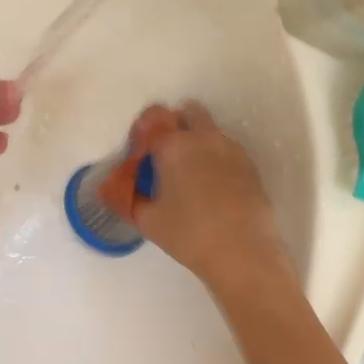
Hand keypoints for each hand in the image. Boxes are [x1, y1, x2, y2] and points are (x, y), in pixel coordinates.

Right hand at [125, 102, 289, 292]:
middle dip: (174, 125)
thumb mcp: (148, 221)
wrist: (242, 250)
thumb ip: (129, 200)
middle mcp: (204, 137)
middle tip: (165, 155)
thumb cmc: (188, 235)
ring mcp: (230, 148)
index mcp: (174, 146)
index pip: (153, 119)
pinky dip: (215, 157)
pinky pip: (226, 149)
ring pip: (210, 129)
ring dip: (196, 140)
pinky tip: (211, 187)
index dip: (143, 132)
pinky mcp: (249, 164)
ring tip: (189, 174)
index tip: (139, 153)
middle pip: (188, 112)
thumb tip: (114, 190)